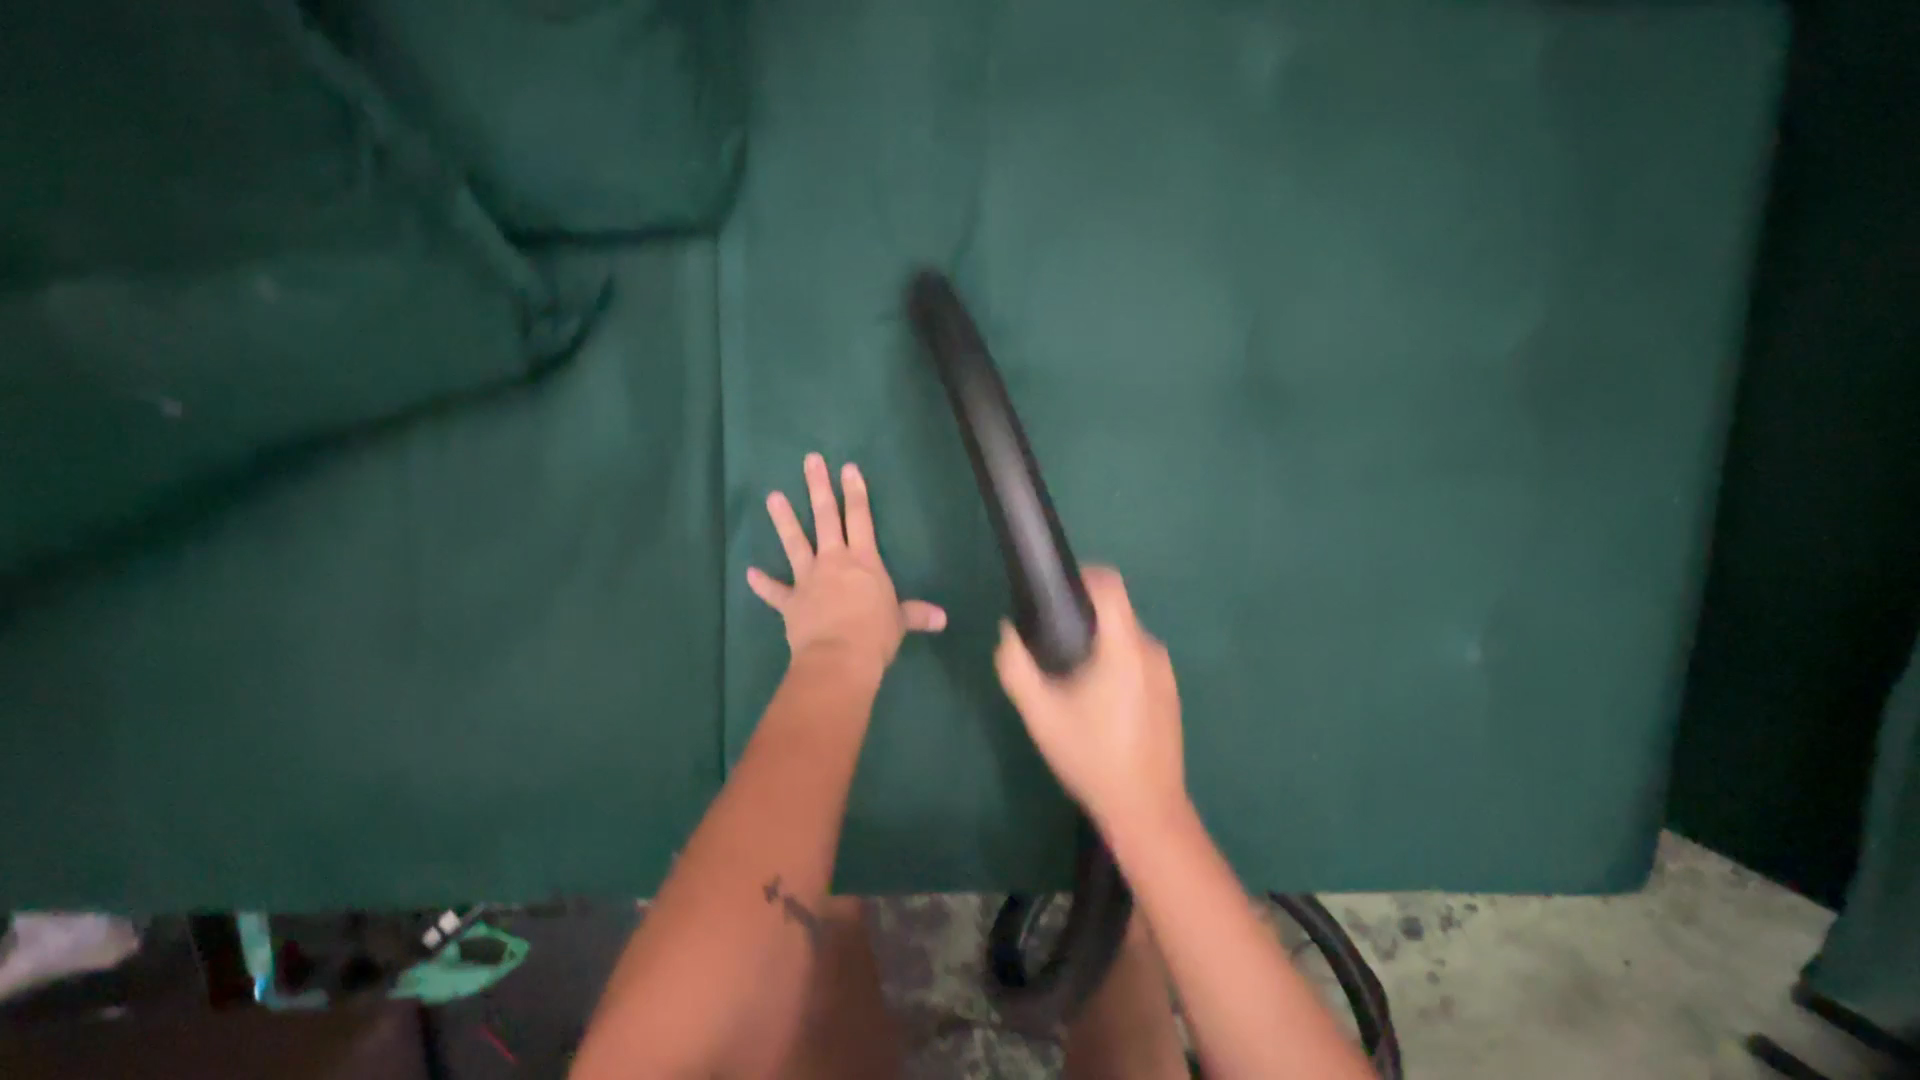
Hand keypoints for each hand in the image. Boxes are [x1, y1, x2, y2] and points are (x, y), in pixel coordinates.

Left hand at [747, 453, 946, 673]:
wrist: (839, 658)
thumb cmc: (875, 635)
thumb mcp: (900, 622)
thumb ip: (916, 614)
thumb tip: (942, 618)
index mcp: (864, 562)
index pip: (860, 518)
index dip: (855, 492)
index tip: (847, 467)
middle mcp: (834, 562)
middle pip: (825, 518)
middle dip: (818, 487)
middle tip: (810, 460)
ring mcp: (809, 580)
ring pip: (795, 543)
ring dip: (783, 520)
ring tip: (773, 496)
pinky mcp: (791, 603)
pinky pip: (774, 592)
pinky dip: (763, 583)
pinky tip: (749, 573)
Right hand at [995, 567, 1186, 829]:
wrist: (1145, 809)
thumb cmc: (1091, 757)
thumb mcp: (1040, 715)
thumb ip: (1016, 666)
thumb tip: (1008, 631)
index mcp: (1124, 647)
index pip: (1111, 584)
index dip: (1082, 576)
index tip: (1053, 592)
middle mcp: (1151, 651)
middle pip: (1115, 613)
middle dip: (1081, 620)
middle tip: (1049, 647)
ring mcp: (1165, 673)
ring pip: (1125, 639)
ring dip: (1098, 646)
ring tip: (1069, 679)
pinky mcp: (1170, 694)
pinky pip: (1137, 661)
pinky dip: (1115, 666)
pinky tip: (1096, 703)